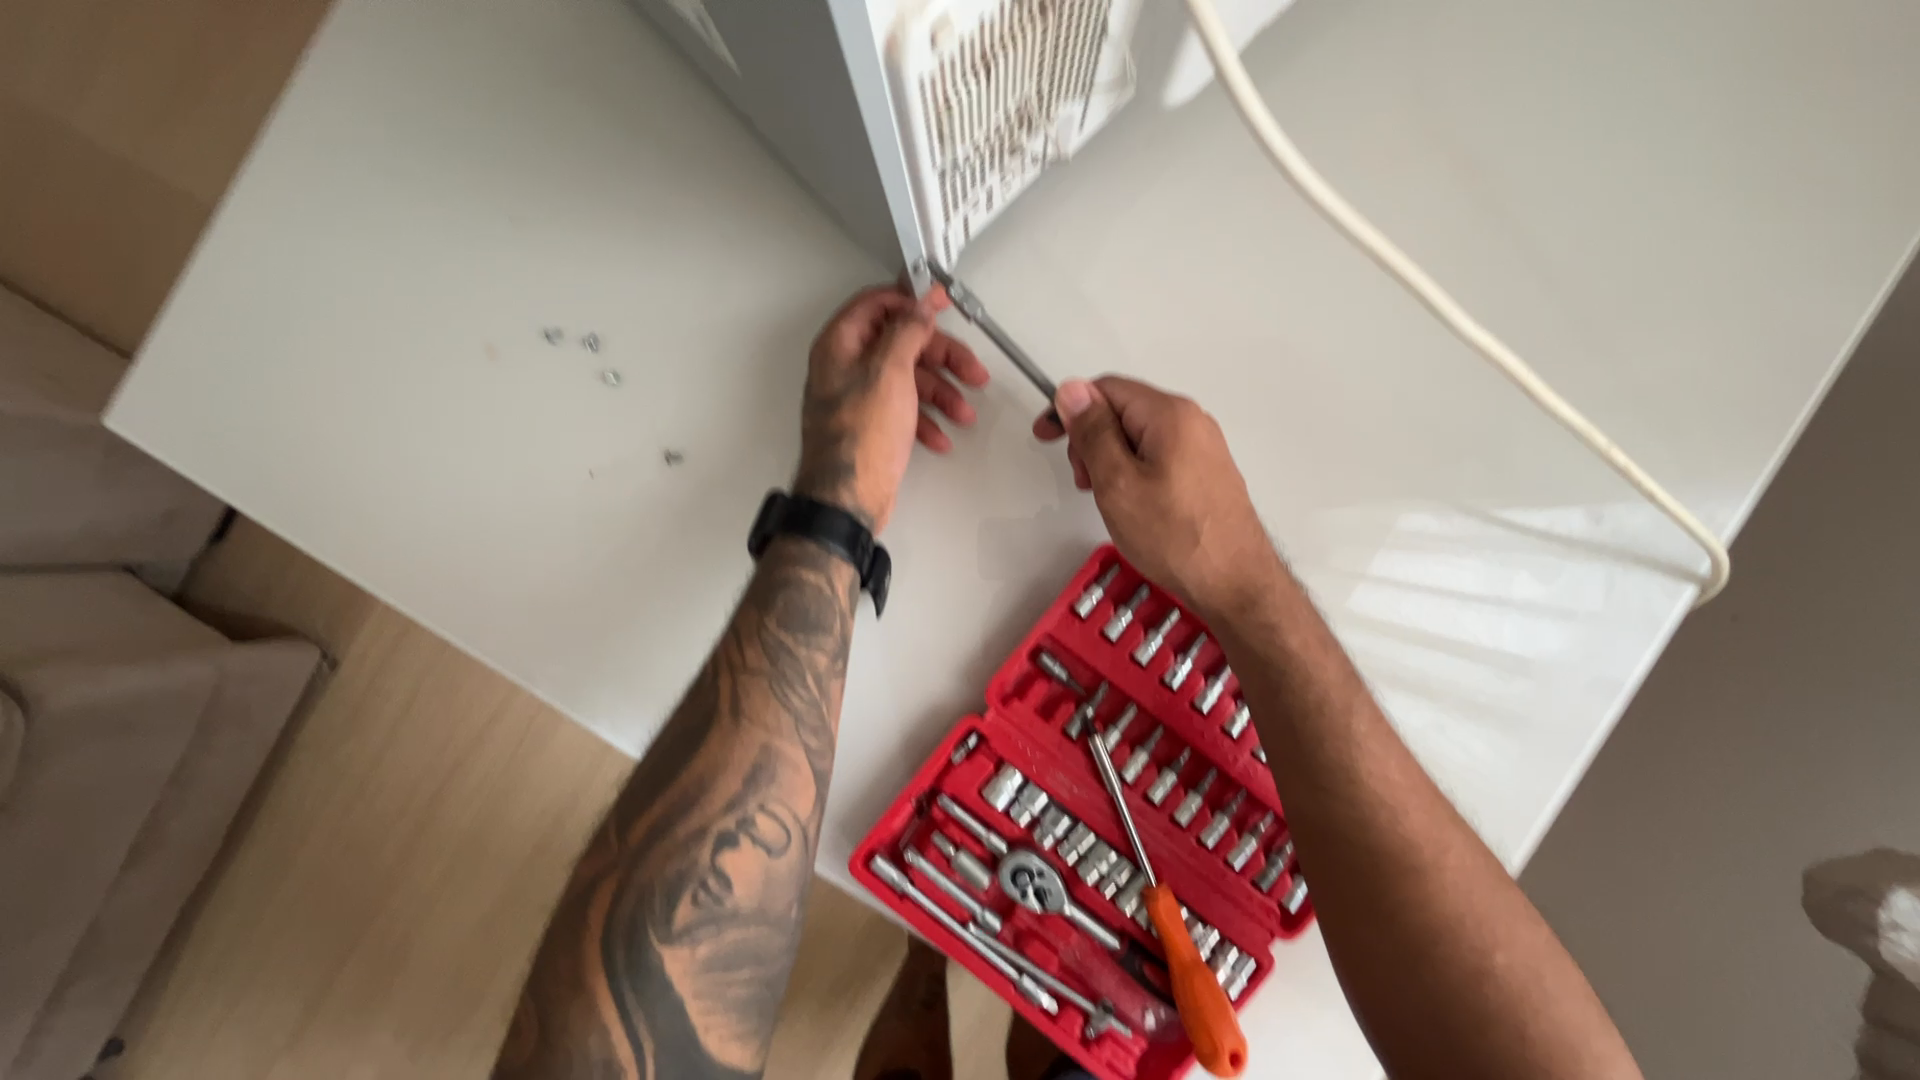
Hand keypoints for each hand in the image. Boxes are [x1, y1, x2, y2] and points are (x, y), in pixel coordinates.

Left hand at [796, 284, 989, 532]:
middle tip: (973, 372)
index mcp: (841, 345)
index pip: (877, 304)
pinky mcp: (871, 426)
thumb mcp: (889, 371)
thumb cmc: (860, 436)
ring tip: (965, 414)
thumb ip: (907, 331)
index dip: (912, 302)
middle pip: (901, 344)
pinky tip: (941, 437)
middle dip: (941, 358)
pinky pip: (904, 411)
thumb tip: (922, 303)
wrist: (847, 498)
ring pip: (908, 380)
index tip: (943, 305)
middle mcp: (846, 367)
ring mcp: (859, 398)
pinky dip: (926, 420)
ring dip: (941, 394)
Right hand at [1035, 377, 1282, 618]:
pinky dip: (1134, 471)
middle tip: (1084, 481)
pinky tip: (1132, 505)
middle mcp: (1192, 421)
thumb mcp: (1117, 483)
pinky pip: (1159, 456)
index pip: (1107, 388)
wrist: (1235, 584)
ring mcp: (1204, 447)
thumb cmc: (1173, 537)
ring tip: (1106, 499)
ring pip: (1140, 436)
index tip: (1045, 437)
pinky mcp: (1207, 473)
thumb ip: (1092, 432)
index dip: (1069, 409)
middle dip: (1092, 438)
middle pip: (1125, 409)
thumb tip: (1072, 390)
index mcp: (1169, 414)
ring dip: (1111, 458)